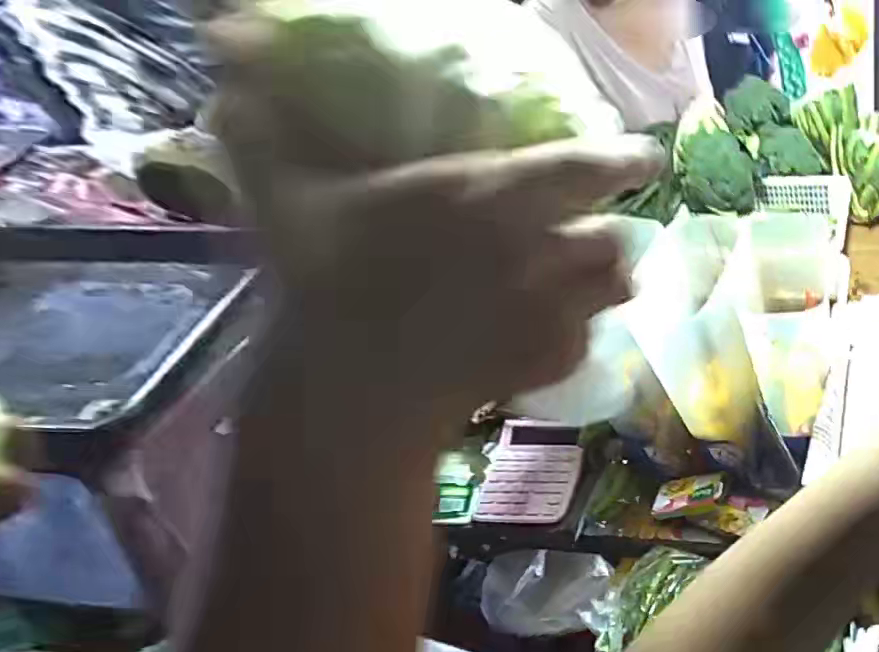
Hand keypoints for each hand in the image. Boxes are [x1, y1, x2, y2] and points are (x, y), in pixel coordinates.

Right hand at [207, 18, 662, 439]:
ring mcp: (555, 310)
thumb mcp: (287, 188)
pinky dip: (582, 329)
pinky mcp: (558, 358)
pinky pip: (590, 336)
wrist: (362, 383)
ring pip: (616, 287)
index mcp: (487, 195)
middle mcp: (538, 251)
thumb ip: (272, 116)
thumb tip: (229, 40)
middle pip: (614, 237)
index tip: (648, 158)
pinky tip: (557, 327)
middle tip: (595, 236)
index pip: (583, 169)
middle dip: (610, 235)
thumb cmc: (325, 282)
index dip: (624, 160)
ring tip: (590, 281)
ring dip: (609, 280)